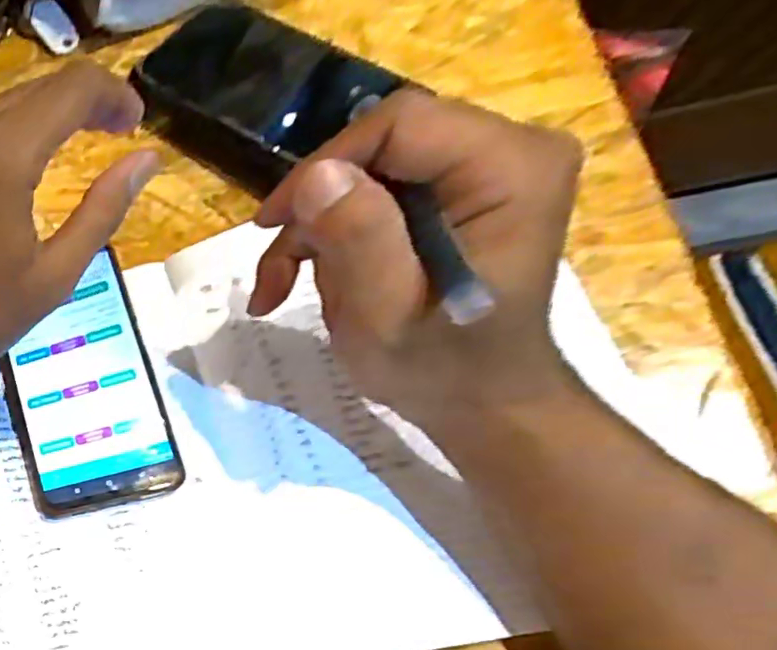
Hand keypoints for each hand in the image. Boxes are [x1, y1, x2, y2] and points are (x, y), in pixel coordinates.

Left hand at [0, 62, 161, 402]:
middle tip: (111, 131)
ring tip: (65, 145)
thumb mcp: (55, 274)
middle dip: (81, 102)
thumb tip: (145, 160)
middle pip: (36, 89)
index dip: (114, 95)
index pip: (73, 88)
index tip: (133, 124)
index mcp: (3, 156)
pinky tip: (10, 168)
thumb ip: (103, 211)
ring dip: (39, 116)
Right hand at [247, 90, 585, 434]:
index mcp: (506, 168)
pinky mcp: (442, 204)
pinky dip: (317, 246)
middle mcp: (500, 155)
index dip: (324, 166)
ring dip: (304, 237)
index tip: (270, 224)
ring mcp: (472, 179)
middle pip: (375, 150)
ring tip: (273, 292)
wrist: (473, 399)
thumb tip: (314, 177)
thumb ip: (359, 237)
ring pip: (357, 180)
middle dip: (310, 211)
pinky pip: (362, 204)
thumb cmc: (436, 364)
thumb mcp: (385, 309)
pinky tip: (289, 287)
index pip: (400, 124)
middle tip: (270, 270)